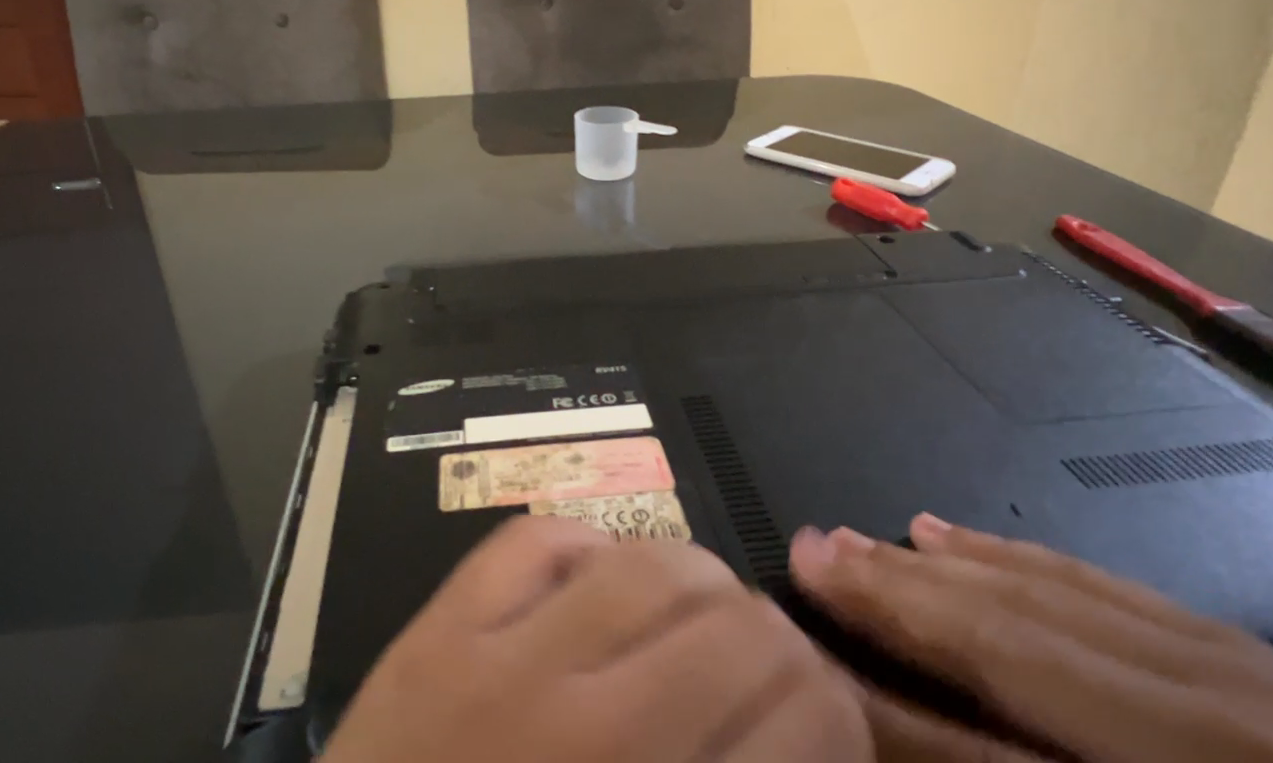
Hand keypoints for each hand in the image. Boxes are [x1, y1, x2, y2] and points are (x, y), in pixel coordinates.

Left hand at [323, 515, 873, 762]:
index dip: (836, 711)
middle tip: (766, 661)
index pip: (807, 720)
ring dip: (700, 578)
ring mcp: (505, 668)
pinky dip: (583, 544)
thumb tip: (801, 730)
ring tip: (699, 606)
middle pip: (740, 630)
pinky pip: (534, 538)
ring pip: (649, 565)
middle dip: (778, 641)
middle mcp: (596, 734)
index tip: (822, 714)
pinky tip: (597, 580)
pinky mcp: (436, 632)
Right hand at [790, 514, 1272, 762]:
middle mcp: (1201, 719)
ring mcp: (1239, 675)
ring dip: (946, 564)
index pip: (975, 729)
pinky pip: (1106, 585)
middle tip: (812, 548)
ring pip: (1051, 592)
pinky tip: (970, 540)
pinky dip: (1021, 557)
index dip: (880, 667)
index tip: (798, 613)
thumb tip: (879, 721)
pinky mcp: (1257, 658)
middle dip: (894, 592)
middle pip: (1005, 635)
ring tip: (875, 538)